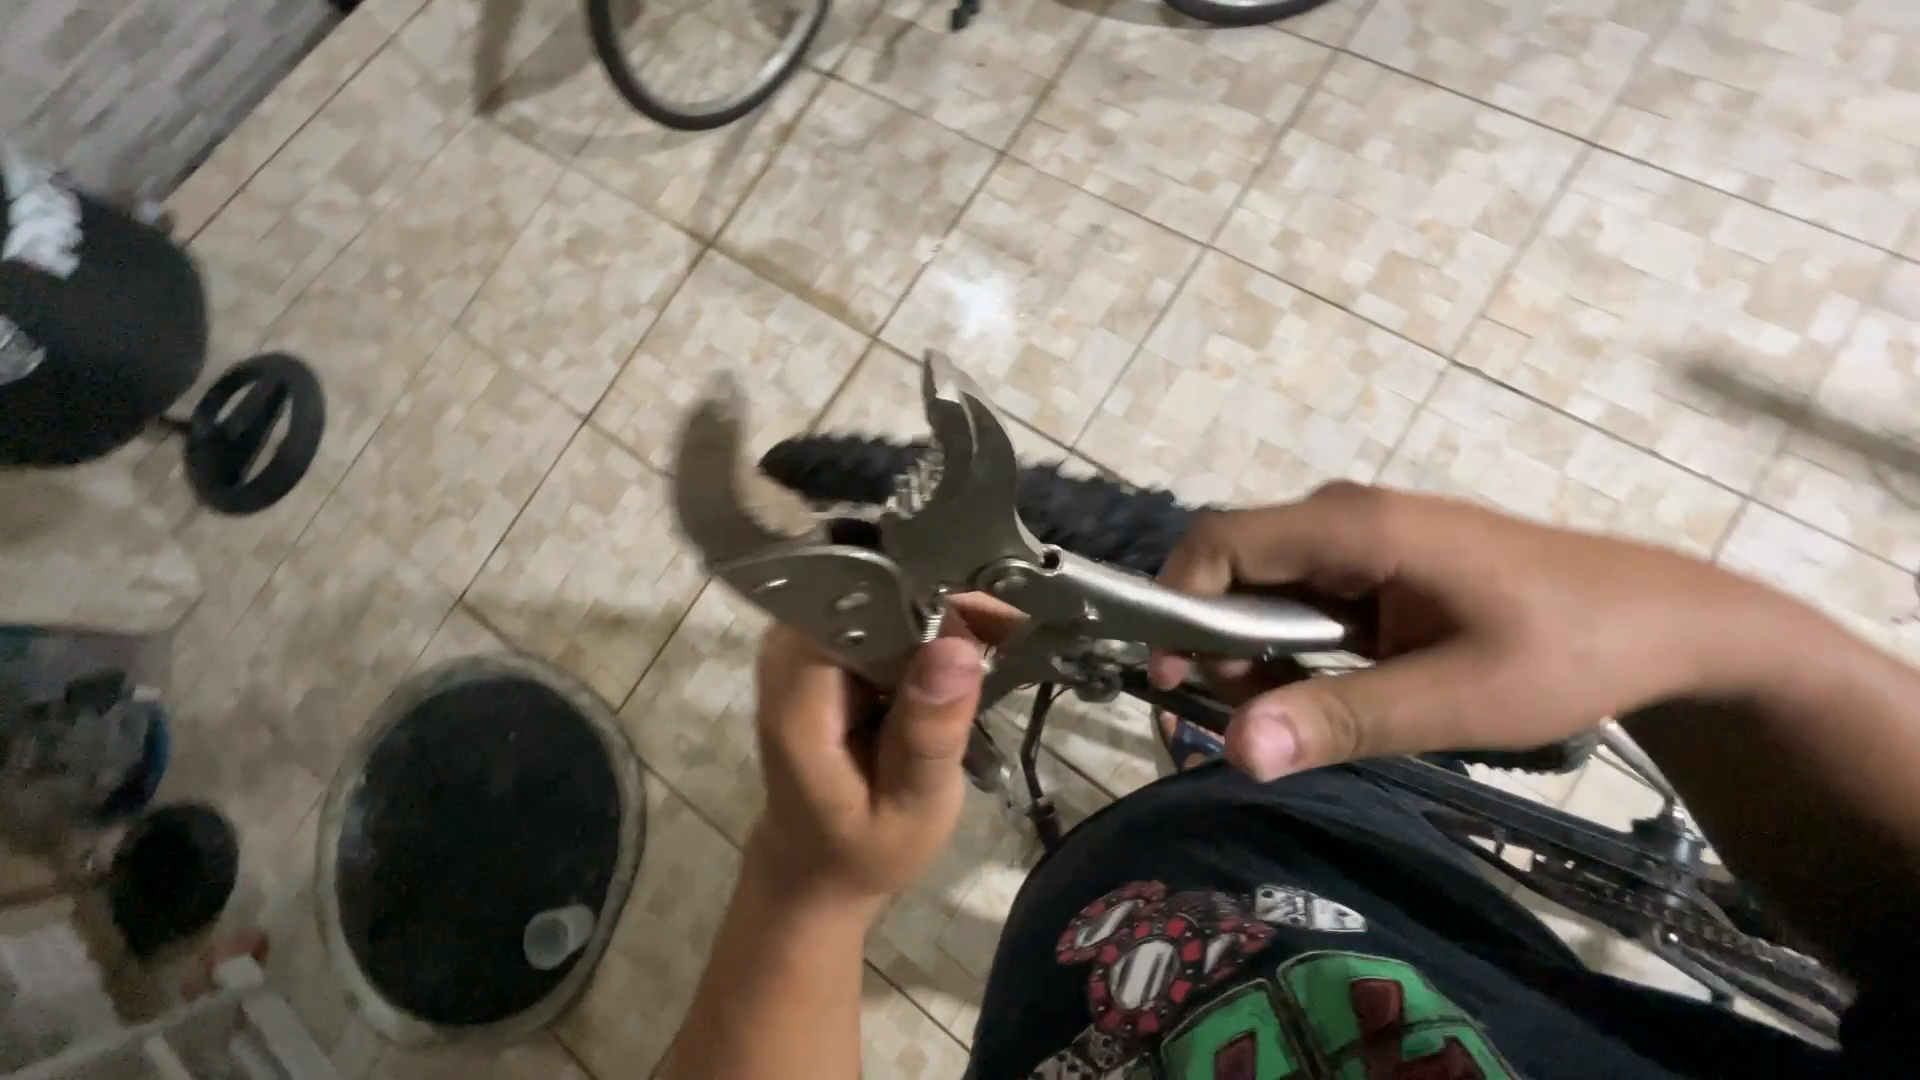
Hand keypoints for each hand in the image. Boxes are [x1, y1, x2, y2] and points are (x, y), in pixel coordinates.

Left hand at [748, 608, 990, 911]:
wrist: (817, 863)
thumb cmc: (863, 848)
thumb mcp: (910, 808)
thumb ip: (928, 735)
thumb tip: (958, 646)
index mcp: (799, 698)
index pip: (855, 603)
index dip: (923, 591)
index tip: (989, 600)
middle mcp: (788, 655)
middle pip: (866, 584)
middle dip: (937, 593)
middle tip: (1004, 618)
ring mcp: (800, 646)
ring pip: (875, 589)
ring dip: (934, 603)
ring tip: (991, 627)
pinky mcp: (819, 647)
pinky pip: (875, 608)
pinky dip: (920, 619)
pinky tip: (959, 640)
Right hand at [1150, 482, 1803, 779]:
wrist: (1666, 625)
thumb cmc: (1570, 650)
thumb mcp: (1458, 699)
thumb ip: (1343, 720)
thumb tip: (1234, 751)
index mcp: (1356, 527)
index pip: (1220, 543)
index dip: (1176, 603)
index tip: (1172, 679)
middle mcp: (1339, 520)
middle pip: (1229, 569)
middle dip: (1215, 643)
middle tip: (1247, 717)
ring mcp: (1353, 542)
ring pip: (1255, 591)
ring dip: (1249, 653)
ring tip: (1293, 714)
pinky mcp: (1366, 568)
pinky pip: (1292, 604)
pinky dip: (1283, 652)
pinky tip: (1319, 692)